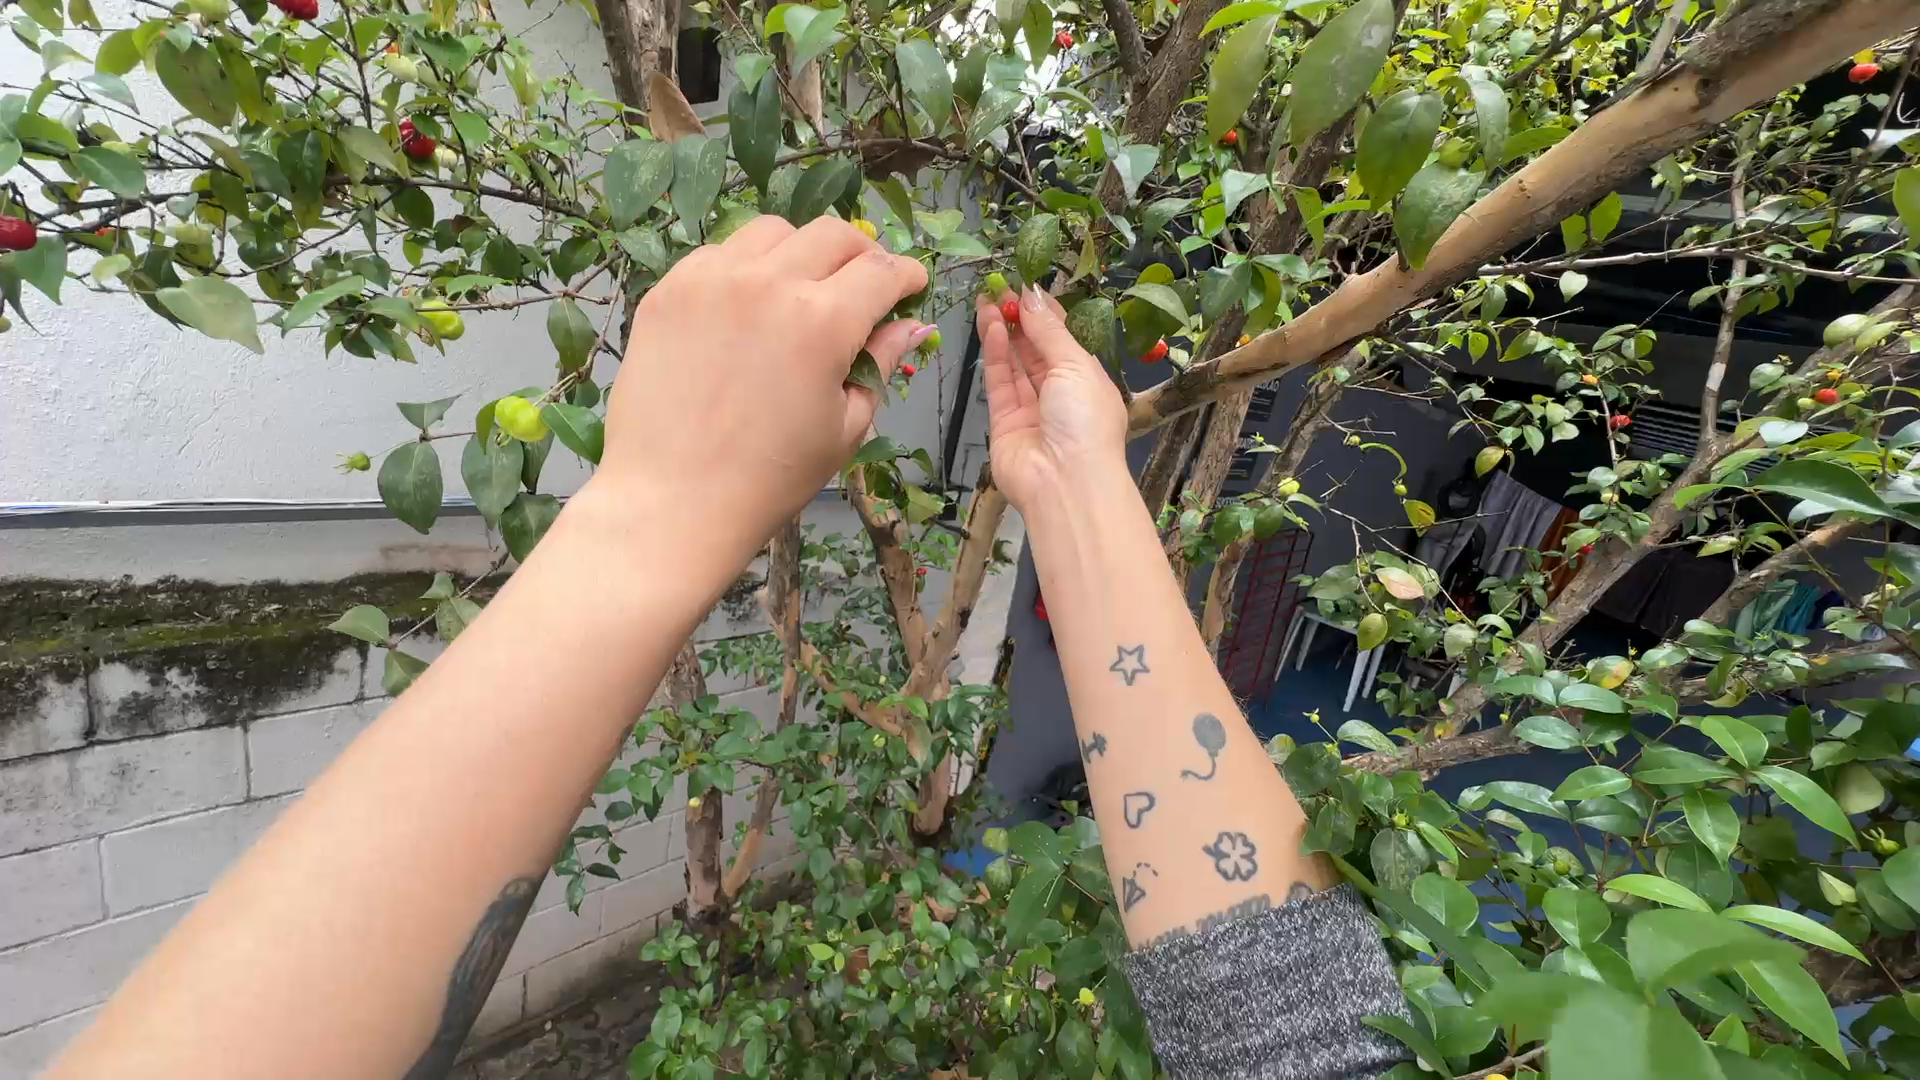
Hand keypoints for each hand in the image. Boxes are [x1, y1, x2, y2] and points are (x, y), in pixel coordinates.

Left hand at [597, 215, 929, 553]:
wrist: (676, 499)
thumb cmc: (774, 477)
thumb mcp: (845, 425)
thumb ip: (879, 364)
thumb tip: (910, 326)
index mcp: (823, 322)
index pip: (881, 272)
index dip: (907, 275)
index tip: (912, 286)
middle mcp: (769, 282)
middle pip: (833, 235)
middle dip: (864, 253)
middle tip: (868, 283)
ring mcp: (712, 279)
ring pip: (775, 231)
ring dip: (805, 251)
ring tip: (806, 288)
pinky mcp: (670, 289)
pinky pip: (722, 252)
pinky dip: (750, 265)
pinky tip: (751, 304)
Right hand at [977, 287, 1128, 512]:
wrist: (1064, 482)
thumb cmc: (1085, 420)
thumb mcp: (1076, 366)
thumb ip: (1050, 330)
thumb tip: (1033, 295)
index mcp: (1088, 381)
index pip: (1064, 339)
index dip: (1046, 313)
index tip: (1026, 286)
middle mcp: (1060, 394)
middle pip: (1036, 350)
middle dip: (1020, 319)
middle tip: (1000, 287)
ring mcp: (1031, 409)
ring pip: (1014, 363)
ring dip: (1002, 331)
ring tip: (988, 299)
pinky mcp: (1004, 422)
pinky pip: (999, 382)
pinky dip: (995, 354)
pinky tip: (991, 327)